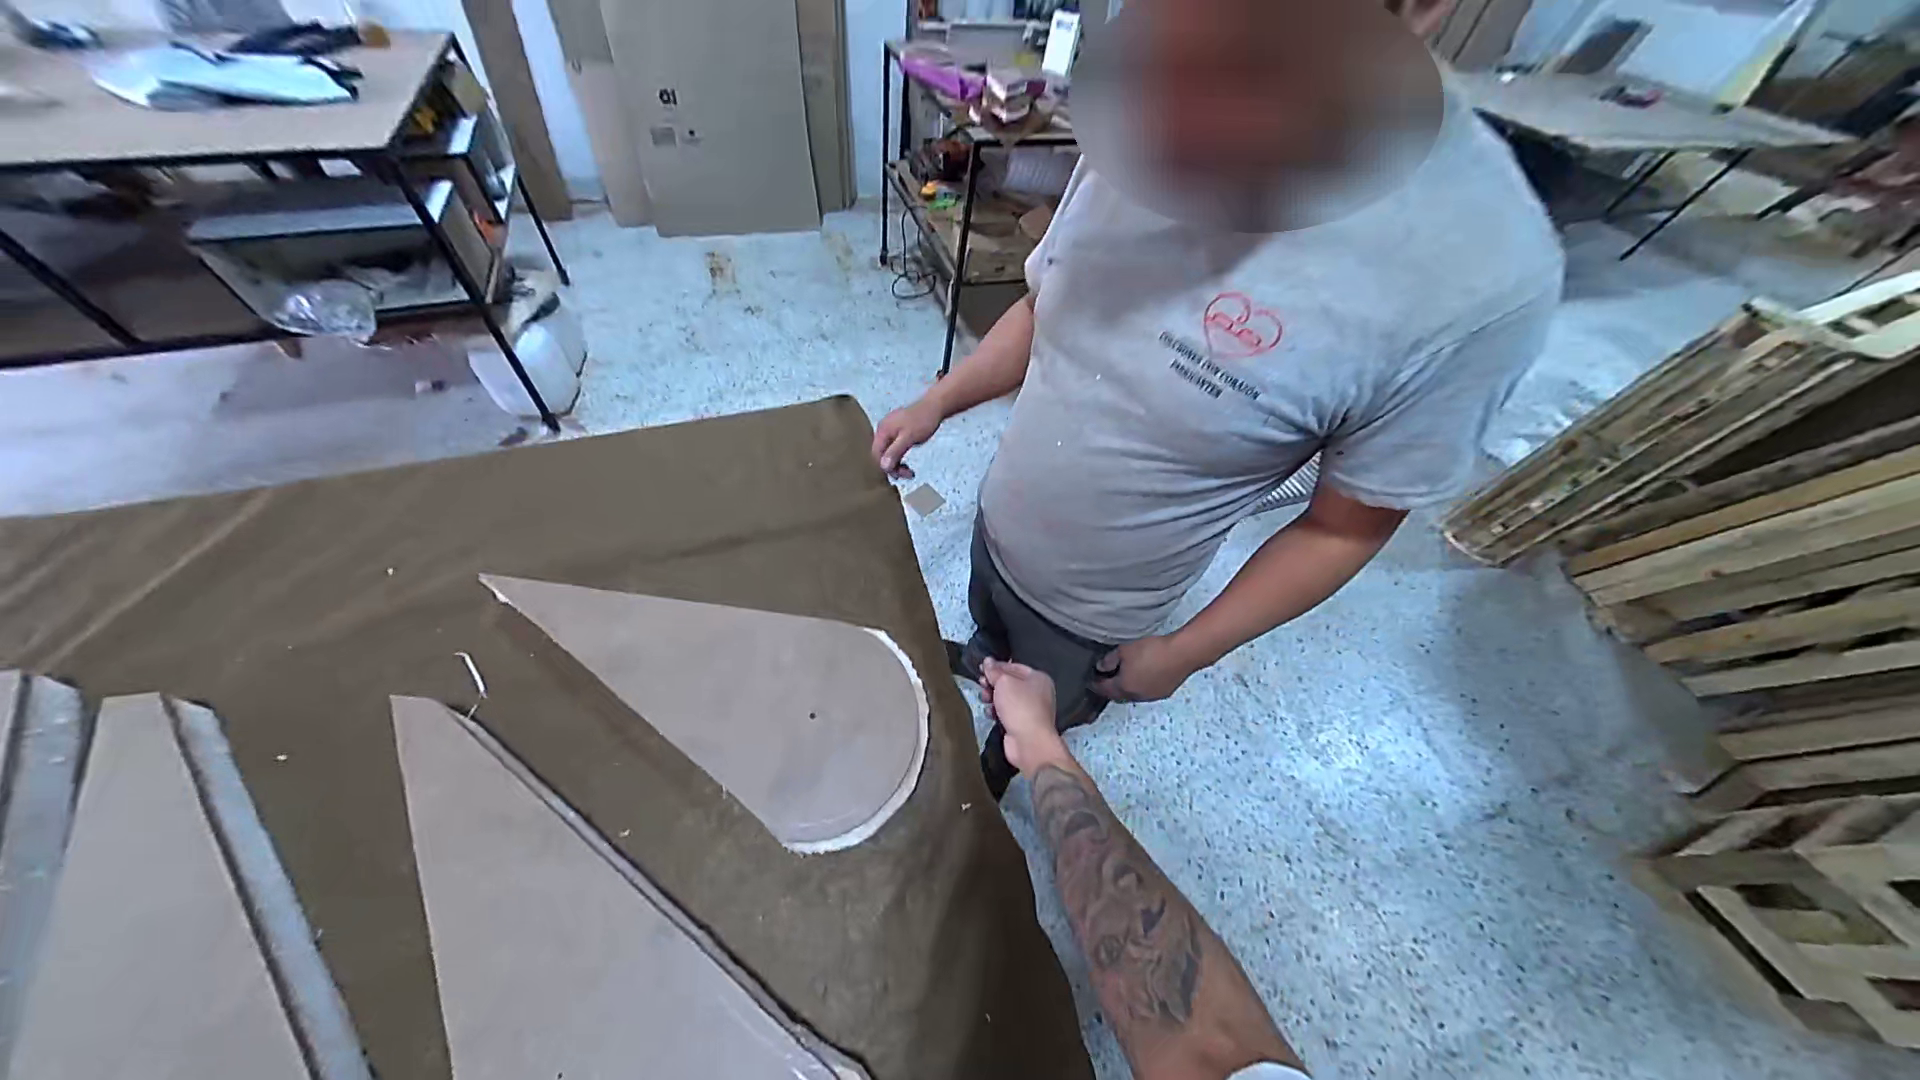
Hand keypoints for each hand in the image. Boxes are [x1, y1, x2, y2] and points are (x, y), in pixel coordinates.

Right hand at [871, 399, 943, 479]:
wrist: (935, 406)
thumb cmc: (922, 420)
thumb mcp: (908, 438)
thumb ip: (895, 451)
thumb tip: (883, 466)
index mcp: (883, 430)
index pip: (876, 454)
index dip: (886, 467)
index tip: (900, 475)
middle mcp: (883, 430)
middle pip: (881, 454)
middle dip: (892, 466)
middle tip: (908, 474)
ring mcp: (890, 430)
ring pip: (887, 452)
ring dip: (896, 463)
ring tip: (909, 471)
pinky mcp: (897, 431)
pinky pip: (893, 447)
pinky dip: (899, 456)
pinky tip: (907, 462)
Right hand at [980, 659, 1071, 773]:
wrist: (1030, 742)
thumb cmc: (1020, 707)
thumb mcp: (1004, 682)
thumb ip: (994, 671)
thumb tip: (987, 661)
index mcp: (1038, 678)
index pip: (1013, 666)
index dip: (996, 666)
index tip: (981, 668)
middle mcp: (1037, 692)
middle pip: (1009, 682)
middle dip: (993, 683)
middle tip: (982, 684)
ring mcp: (1030, 709)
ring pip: (1006, 698)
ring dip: (992, 698)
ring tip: (985, 699)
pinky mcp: (1021, 724)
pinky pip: (1006, 713)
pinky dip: (996, 712)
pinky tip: (990, 713)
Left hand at [1090, 635, 1202, 703]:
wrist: (1182, 654)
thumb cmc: (1150, 650)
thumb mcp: (1124, 650)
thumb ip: (1109, 660)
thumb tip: (1100, 667)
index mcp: (1123, 687)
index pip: (1104, 689)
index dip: (1095, 684)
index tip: (1090, 680)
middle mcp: (1136, 696)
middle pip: (1118, 695)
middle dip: (1109, 689)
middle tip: (1104, 679)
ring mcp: (1152, 696)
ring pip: (1133, 695)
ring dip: (1125, 688)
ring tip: (1122, 677)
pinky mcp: (1164, 692)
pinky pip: (1146, 692)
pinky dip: (1139, 686)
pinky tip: (1141, 676)